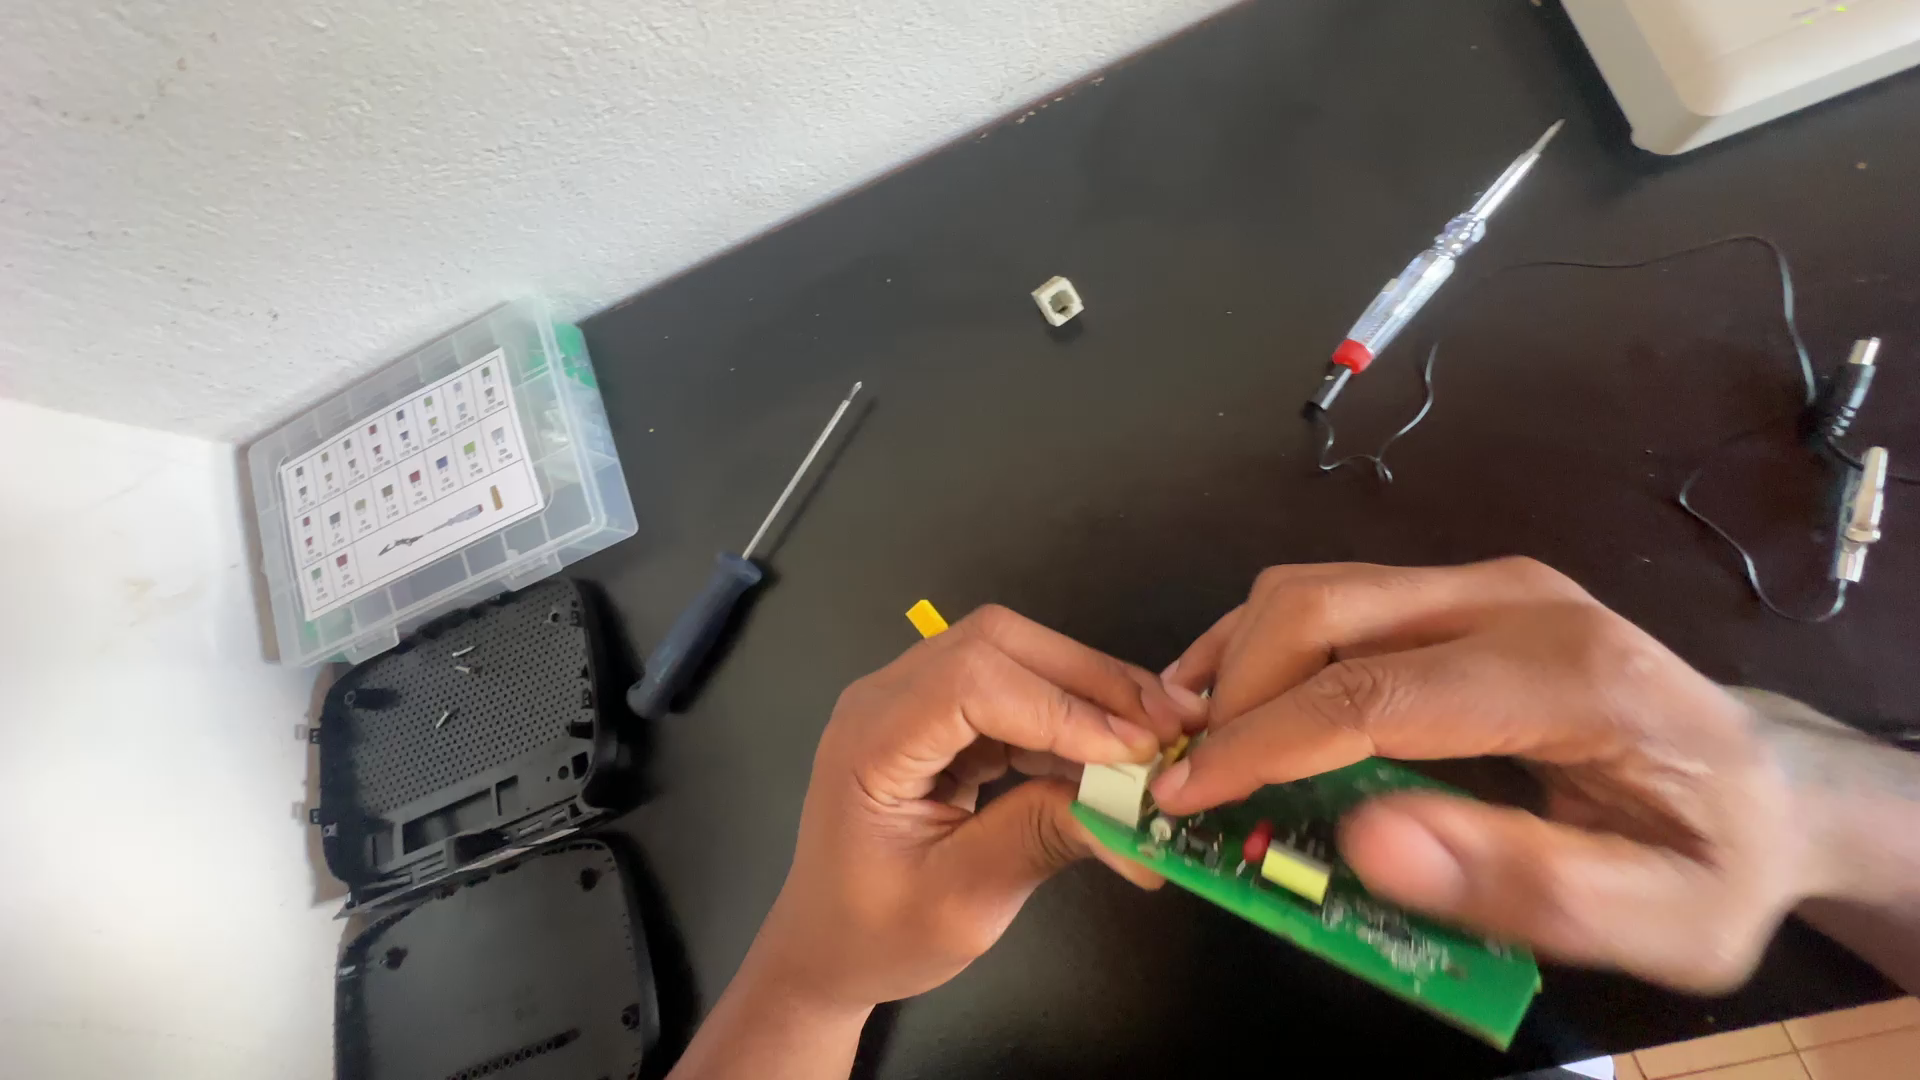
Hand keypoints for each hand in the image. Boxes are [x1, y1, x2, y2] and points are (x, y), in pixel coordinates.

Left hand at [747, 605, 1202, 1012]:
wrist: (827, 944)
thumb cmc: (876, 934)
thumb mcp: (962, 903)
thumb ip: (1043, 839)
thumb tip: (1137, 812)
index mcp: (871, 739)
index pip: (968, 682)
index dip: (1058, 706)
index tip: (1135, 749)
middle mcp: (887, 695)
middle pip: (994, 645)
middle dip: (1087, 678)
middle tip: (1166, 723)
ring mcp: (912, 697)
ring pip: (1011, 656)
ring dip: (1087, 691)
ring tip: (1156, 733)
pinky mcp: (941, 715)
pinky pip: (1013, 692)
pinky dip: (1068, 717)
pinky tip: (1113, 750)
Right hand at [1149, 558, 1830, 992]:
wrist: (1755, 776)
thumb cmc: (1709, 854)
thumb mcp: (1662, 919)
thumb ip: (1521, 885)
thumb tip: (1364, 841)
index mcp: (1562, 671)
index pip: (1367, 694)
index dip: (1259, 744)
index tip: (1183, 792)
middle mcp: (1502, 596)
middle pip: (1316, 610)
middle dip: (1233, 693)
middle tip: (1194, 770)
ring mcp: (1467, 579)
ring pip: (1304, 590)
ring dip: (1235, 659)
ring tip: (1201, 733)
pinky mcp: (1438, 586)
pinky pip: (1318, 593)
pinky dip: (1254, 638)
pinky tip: (1225, 686)